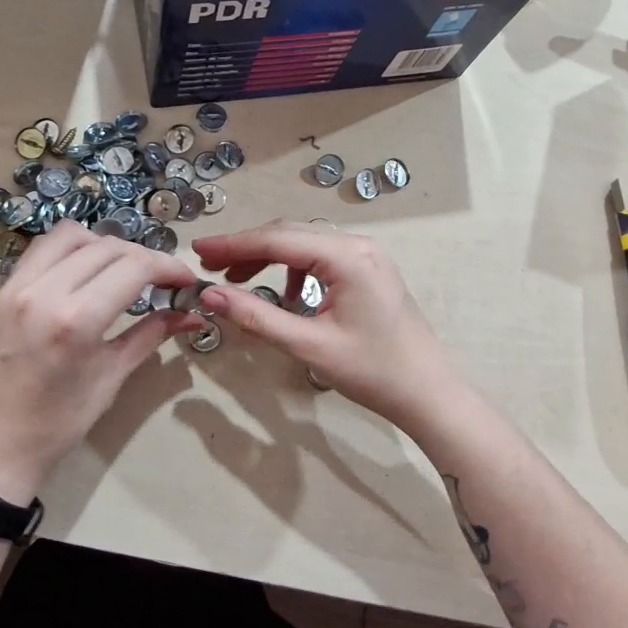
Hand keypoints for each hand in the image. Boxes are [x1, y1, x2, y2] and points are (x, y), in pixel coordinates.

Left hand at [0, 222, 202, 504]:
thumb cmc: (59, 423)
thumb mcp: (111, 378)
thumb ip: (151, 335)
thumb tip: (192, 314)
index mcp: (77, 320)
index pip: (134, 267)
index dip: (168, 266)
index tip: (186, 279)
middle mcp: (45, 292)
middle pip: (108, 247)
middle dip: (144, 256)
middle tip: (162, 279)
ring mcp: (19, 287)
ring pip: (73, 236)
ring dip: (106, 244)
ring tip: (123, 270)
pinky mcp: (4, 289)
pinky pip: (42, 248)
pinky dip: (71, 248)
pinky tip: (86, 269)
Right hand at [191, 220, 466, 426]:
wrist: (429, 392)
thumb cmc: (372, 371)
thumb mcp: (308, 346)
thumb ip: (257, 317)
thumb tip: (211, 296)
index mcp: (347, 257)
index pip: (277, 239)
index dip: (233, 244)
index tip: (197, 250)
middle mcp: (358, 245)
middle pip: (290, 234)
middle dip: (247, 248)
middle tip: (208, 264)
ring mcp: (366, 256)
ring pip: (304, 243)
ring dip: (268, 257)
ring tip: (236, 279)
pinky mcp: (369, 271)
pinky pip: (321, 257)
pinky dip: (293, 269)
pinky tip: (284, 295)